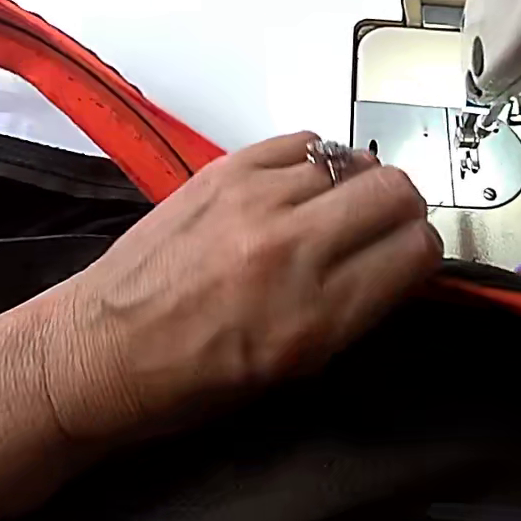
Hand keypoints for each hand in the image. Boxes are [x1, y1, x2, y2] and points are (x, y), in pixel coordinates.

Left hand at [0, 132, 442, 520]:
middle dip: (406, 209)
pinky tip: (303, 186)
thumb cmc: (198, 379)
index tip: (410, 255)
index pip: (416, 251)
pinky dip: (318, 162)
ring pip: (355, 160)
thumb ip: (360, 304)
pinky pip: (306, 142)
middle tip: (386, 224)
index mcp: (315, 316)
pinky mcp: (226, 168)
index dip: (424, 251)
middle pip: (397, 191)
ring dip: (360, 184)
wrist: (96, 351)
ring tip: (338, 206)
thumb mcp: (298, 366)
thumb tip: (402, 254)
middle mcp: (292, 249)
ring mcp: (256, 199)